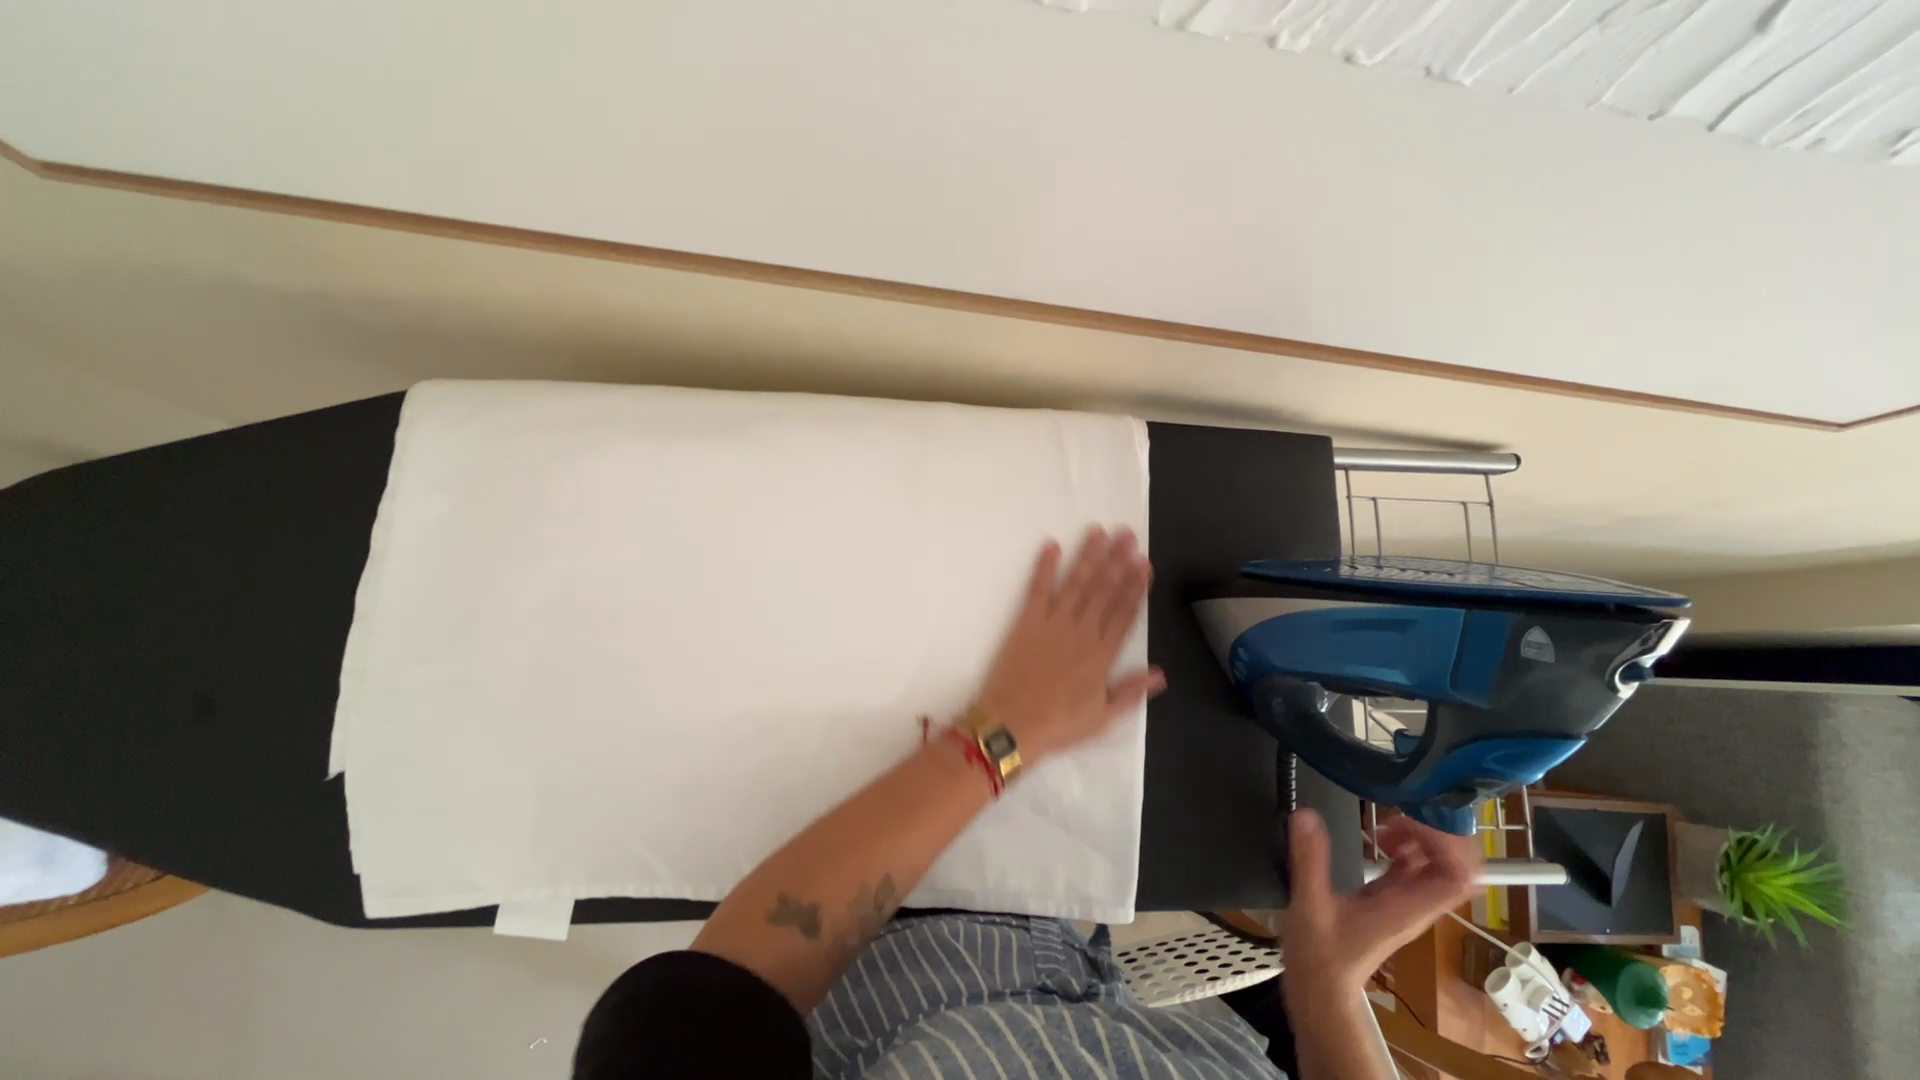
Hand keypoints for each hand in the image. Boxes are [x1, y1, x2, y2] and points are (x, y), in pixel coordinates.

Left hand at [974, 526, 1162, 764]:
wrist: (1012, 726)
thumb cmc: (1059, 725)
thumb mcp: (1103, 718)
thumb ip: (1131, 692)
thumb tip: (1160, 673)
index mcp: (1102, 655)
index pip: (1124, 613)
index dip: (1136, 586)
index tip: (1145, 563)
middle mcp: (1081, 632)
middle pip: (1104, 590)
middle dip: (1118, 560)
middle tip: (1128, 534)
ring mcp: (1053, 624)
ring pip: (1076, 583)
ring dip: (1088, 556)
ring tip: (1098, 531)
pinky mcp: (1025, 622)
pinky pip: (1037, 589)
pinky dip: (1044, 567)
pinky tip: (1052, 546)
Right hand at [1280, 809, 1481, 997]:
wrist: (1321, 991)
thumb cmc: (1320, 955)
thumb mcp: (1311, 904)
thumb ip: (1311, 860)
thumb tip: (1307, 816)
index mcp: (1408, 908)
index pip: (1457, 876)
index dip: (1448, 843)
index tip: (1415, 818)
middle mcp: (1415, 904)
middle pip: (1454, 866)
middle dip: (1436, 834)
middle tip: (1401, 814)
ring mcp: (1404, 903)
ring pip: (1435, 866)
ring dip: (1419, 838)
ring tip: (1385, 822)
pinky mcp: (1389, 901)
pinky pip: (1412, 869)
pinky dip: (1403, 848)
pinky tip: (1376, 838)